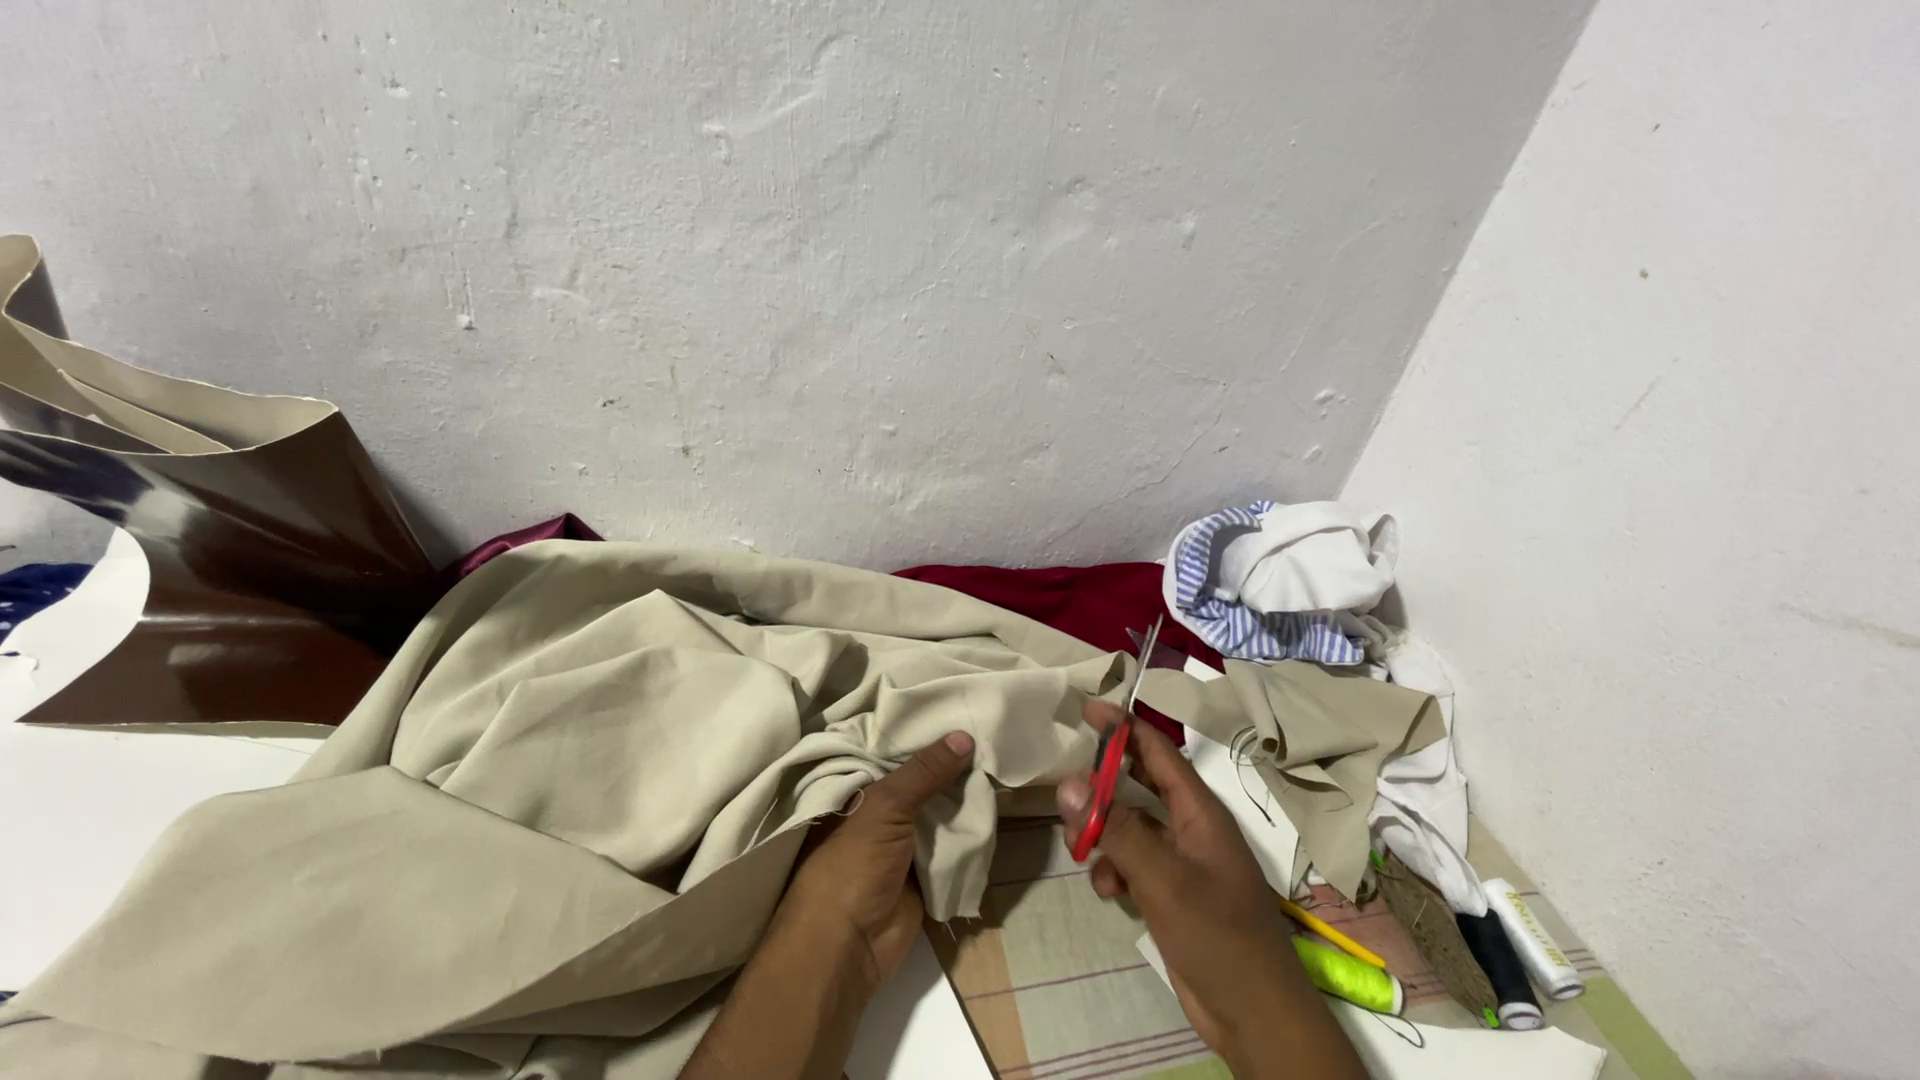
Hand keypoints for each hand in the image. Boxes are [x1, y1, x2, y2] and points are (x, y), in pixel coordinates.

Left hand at [684, 732, 977, 1079]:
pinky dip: (969, 831)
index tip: (956, 705)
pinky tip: (997, 804)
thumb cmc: (851, 864)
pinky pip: (950, 844)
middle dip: (949, 763)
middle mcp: (876, 810)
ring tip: (1001, 759)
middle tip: (991, 730)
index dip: (919, 731)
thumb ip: (924, 771)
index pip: (889, 749)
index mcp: (854, 787)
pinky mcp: (922, 872)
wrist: (847, 944)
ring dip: (963, 796)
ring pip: (937, 810)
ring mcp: (900, 842)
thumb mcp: (885, 806)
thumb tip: (963, 734)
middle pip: (919, 779)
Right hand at [1058, 700, 1364, 1077]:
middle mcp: (1191, 829)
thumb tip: (1068, 782)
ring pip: (1132, 827)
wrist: (1253, 1012)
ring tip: (1082, 849)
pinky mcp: (1173, 894)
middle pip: (1142, 785)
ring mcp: (1183, 863)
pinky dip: (1114, 869)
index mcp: (1200, 812)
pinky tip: (1107, 891)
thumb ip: (1116, 829)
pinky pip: (1134, 864)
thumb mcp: (1163, 878)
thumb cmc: (1216, 934)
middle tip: (1065, 778)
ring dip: (1104, 833)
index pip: (1158, 752)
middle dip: (1105, 781)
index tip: (1086, 707)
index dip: (1124, 727)